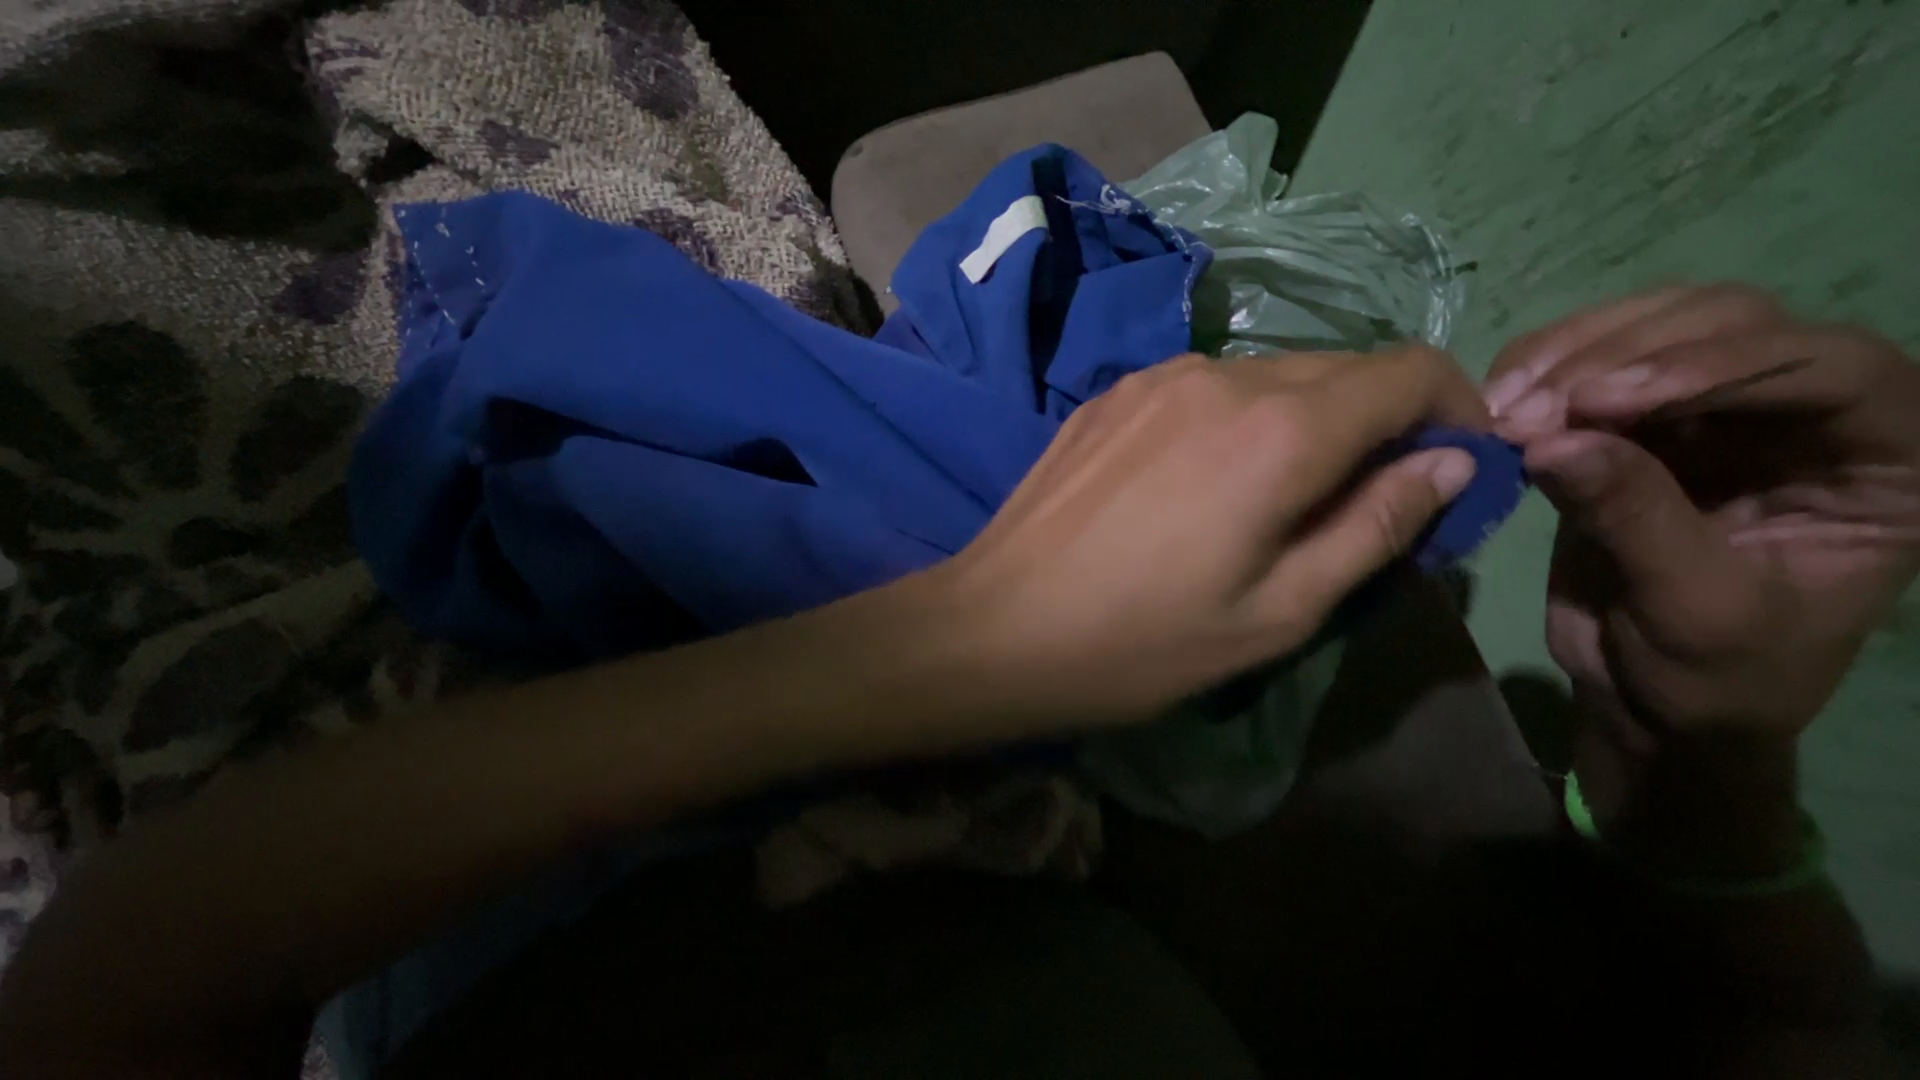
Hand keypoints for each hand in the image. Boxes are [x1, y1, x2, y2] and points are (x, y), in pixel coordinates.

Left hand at [931, 347, 1487, 726]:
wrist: (997, 627)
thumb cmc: (1141, 642)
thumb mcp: (1279, 611)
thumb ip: (1375, 526)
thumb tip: (1448, 463)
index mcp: (1280, 429)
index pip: (1409, 370)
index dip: (1455, 406)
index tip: (1458, 463)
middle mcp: (1222, 376)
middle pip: (1341, 367)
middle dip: (1382, 418)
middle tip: (1373, 497)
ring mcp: (1157, 376)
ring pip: (1271, 373)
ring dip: (1307, 417)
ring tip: (1284, 496)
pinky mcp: (1112, 393)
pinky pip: (1206, 386)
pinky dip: (1240, 417)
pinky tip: (1206, 480)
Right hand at [1485, 285, 1919, 745]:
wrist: (1650, 700)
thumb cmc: (1714, 675)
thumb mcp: (1692, 611)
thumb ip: (1636, 518)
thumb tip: (1550, 441)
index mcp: (1879, 457)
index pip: (1822, 368)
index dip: (1712, 366)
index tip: (1594, 404)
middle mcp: (1802, 413)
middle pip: (1726, 324)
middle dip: (1617, 357)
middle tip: (1529, 411)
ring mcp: (1710, 410)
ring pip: (1649, 326)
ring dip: (1565, 358)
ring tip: (1502, 410)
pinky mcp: (1630, 423)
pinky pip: (1585, 365)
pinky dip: (1532, 374)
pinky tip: (1495, 405)